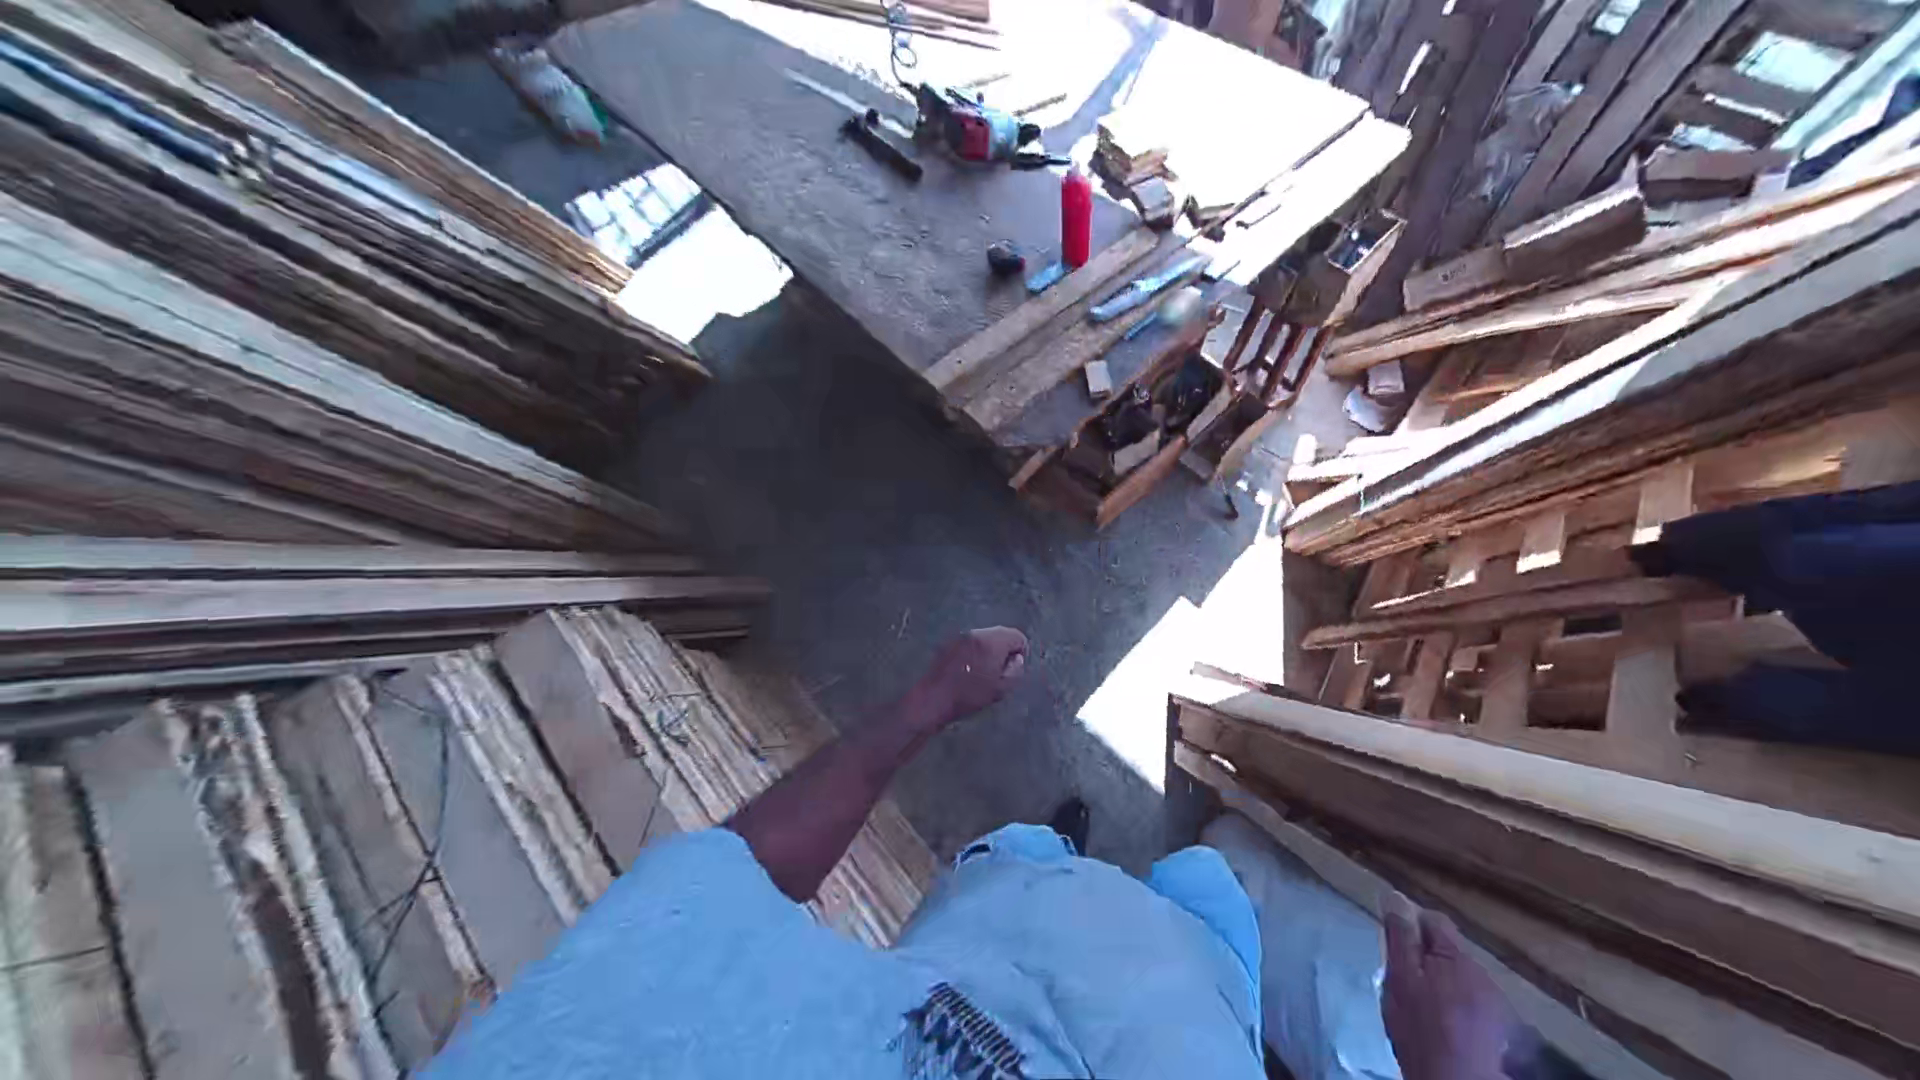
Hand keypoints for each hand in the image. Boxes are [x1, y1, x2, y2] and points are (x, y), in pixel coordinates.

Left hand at [913, 627, 1028, 725]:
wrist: (934, 698)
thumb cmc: (970, 695)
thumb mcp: (1001, 688)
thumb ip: (1016, 669)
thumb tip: (1016, 658)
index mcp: (992, 641)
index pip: (1017, 636)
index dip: (1021, 652)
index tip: (1013, 668)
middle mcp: (977, 632)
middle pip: (1001, 634)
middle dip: (1004, 650)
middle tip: (1000, 671)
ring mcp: (961, 636)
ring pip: (985, 637)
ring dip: (989, 650)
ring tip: (983, 671)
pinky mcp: (949, 642)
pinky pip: (970, 642)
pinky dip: (975, 651)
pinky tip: (968, 668)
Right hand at [1382, 906, 1516, 1079]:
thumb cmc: (1421, 1030)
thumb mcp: (1400, 979)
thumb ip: (1400, 938)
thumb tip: (1395, 897)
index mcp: (1459, 960)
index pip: (1434, 921)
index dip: (1411, 927)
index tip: (1395, 947)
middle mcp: (1486, 977)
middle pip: (1448, 950)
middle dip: (1426, 958)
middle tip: (1406, 981)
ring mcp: (1499, 1007)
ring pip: (1461, 977)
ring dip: (1441, 982)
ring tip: (1424, 1006)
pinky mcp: (1504, 1032)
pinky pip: (1473, 1001)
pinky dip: (1457, 1005)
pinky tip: (1445, 1025)